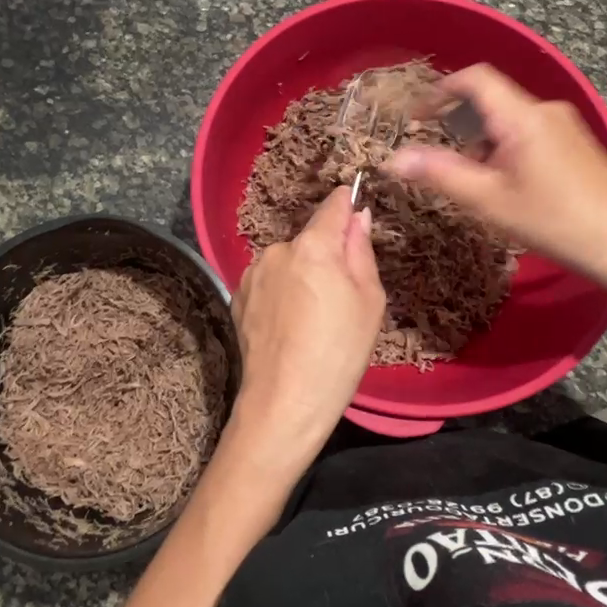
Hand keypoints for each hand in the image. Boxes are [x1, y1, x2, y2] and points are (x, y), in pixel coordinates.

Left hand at [229, 187, 384, 457]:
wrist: (283, 401)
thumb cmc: (338, 353)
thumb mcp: (369, 301)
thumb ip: (361, 251)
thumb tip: (358, 217)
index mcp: (312, 246)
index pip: (333, 206)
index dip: (347, 204)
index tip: (357, 206)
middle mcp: (277, 249)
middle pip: (310, 239)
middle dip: (326, 255)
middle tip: (341, 296)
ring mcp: (252, 272)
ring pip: (288, 261)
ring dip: (301, 275)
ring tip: (312, 318)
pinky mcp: (238, 296)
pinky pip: (269, 282)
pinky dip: (281, 294)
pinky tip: (289, 326)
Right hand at [387, 64, 606, 283]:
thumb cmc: (553, 221)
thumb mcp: (487, 201)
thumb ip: (440, 174)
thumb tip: (394, 159)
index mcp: (522, 117)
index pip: (475, 79)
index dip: (440, 90)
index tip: (418, 117)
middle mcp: (545, 110)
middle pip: (491, 99)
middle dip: (459, 124)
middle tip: (442, 158)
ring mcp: (565, 124)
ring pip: (509, 118)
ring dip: (483, 140)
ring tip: (475, 180)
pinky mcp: (576, 141)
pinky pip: (529, 130)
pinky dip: (506, 147)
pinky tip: (507, 184)